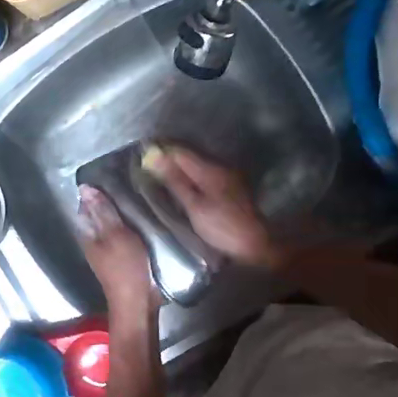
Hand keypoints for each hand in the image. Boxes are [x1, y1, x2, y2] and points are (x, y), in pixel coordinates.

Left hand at [76, 185, 157, 318]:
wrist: (137, 300)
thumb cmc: (125, 266)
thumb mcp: (116, 234)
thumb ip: (103, 211)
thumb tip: (84, 187)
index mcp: (87, 233)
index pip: (86, 204)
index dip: (98, 190)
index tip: (115, 174)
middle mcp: (93, 240)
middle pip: (99, 214)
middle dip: (112, 200)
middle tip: (132, 182)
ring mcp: (107, 249)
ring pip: (112, 223)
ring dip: (123, 212)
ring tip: (140, 196)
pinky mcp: (121, 256)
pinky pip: (123, 233)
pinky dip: (131, 225)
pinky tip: (144, 218)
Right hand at [144, 145, 283, 269]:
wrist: (256, 245)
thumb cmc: (222, 227)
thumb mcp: (194, 206)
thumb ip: (175, 181)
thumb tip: (154, 158)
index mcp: (209, 169)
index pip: (180, 151)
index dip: (160, 151)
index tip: (141, 157)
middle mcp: (219, 167)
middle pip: (189, 156)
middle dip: (169, 159)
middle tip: (147, 168)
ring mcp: (227, 177)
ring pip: (197, 166)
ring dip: (179, 169)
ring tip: (160, 177)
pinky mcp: (230, 188)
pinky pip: (204, 176)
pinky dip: (191, 178)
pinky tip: (182, 188)